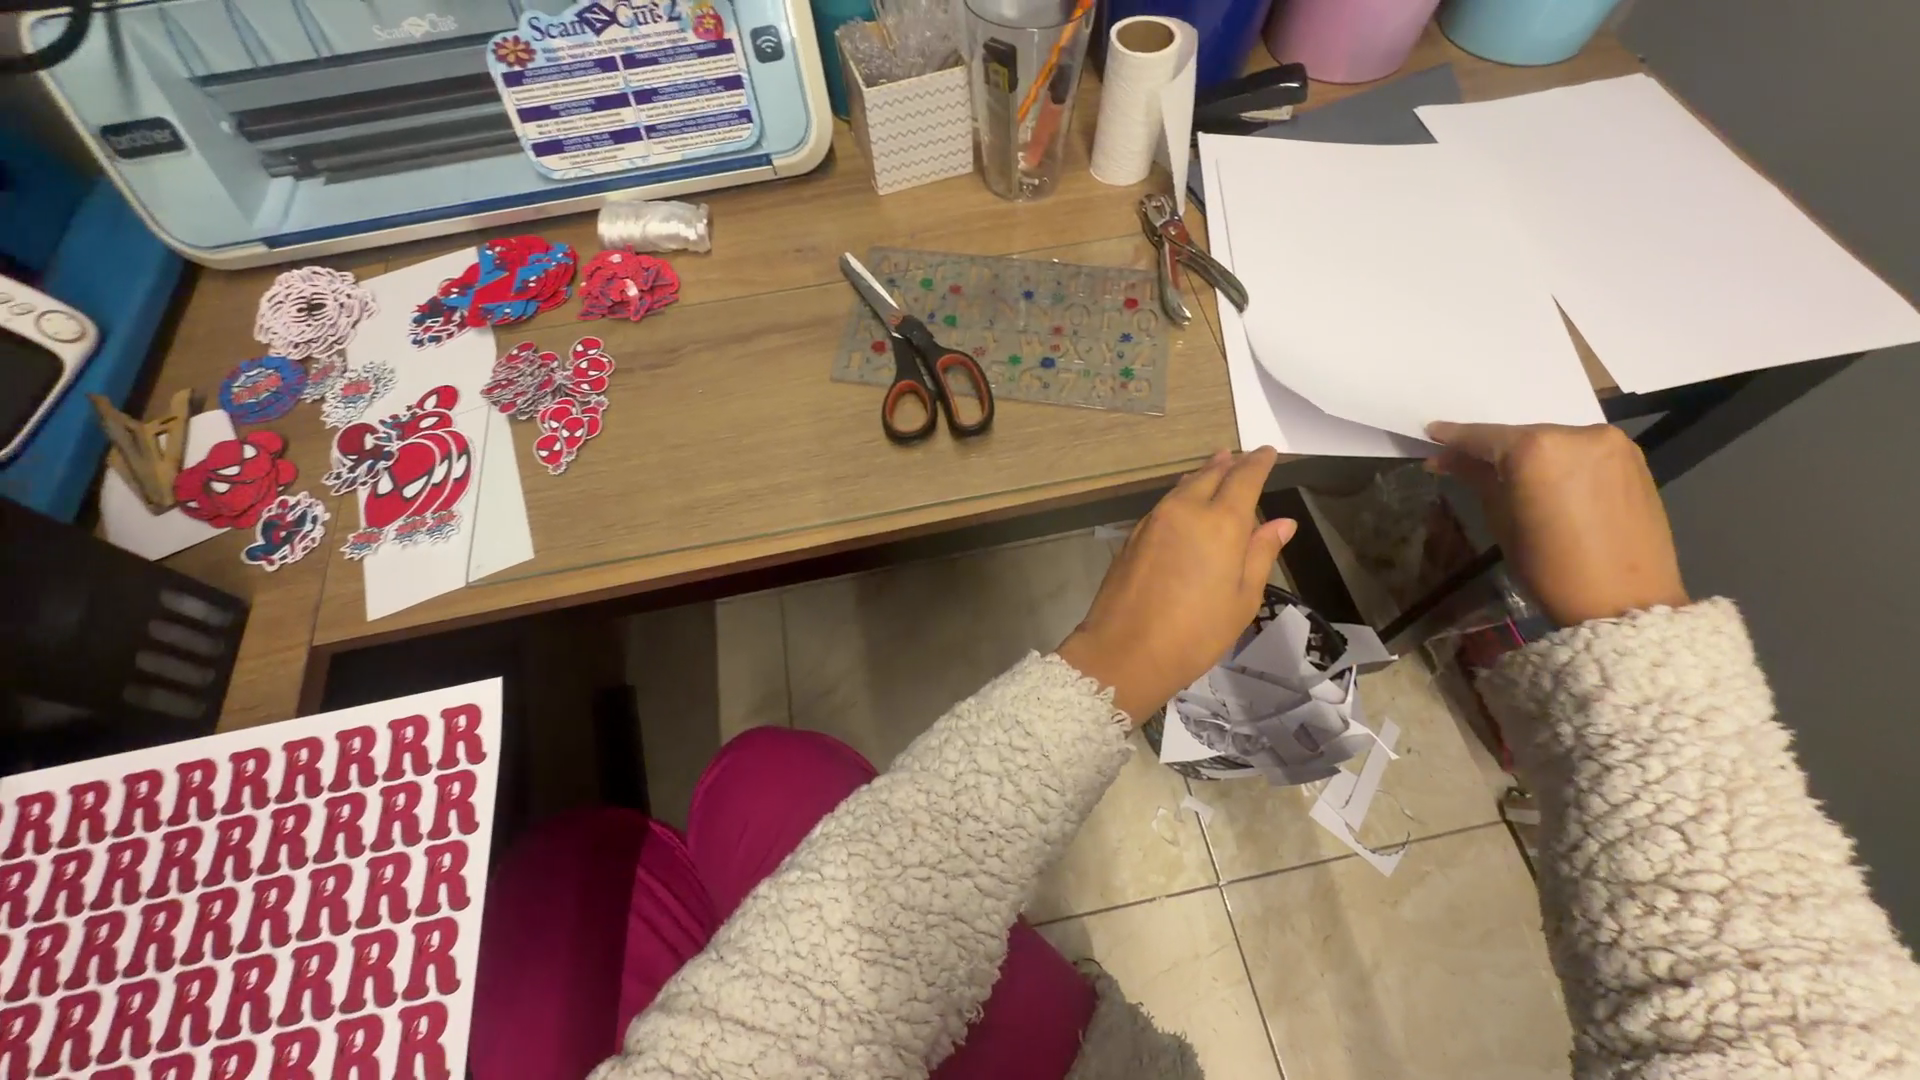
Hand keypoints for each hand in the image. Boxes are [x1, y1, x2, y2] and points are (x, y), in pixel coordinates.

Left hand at [1057, 448, 1296, 721]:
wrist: (1125, 651)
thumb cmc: (1196, 632)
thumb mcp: (1242, 599)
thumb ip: (1260, 554)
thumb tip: (1280, 522)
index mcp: (1221, 522)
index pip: (1244, 478)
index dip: (1259, 463)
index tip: (1268, 452)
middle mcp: (1185, 510)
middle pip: (1209, 475)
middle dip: (1228, 464)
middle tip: (1241, 457)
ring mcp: (1153, 521)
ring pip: (1183, 487)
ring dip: (1202, 475)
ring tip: (1215, 468)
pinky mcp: (1133, 537)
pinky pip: (1165, 504)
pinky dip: (1181, 495)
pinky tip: (1185, 503)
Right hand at [1426, 421, 1687, 626]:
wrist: (1621, 599)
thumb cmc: (1547, 566)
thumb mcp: (1500, 520)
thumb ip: (1476, 478)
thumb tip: (1445, 458)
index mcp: (1536, 449)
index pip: (1484, 436)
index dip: (1454, 437)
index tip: (1432, 435)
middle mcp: (1576, 434)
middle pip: (1520, 435)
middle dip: (1494, 449)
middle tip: (1467, 463)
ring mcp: (1611, 444)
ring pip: (1553, 441)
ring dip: (1529, 454)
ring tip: (1509, 476)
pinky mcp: (1634, 458)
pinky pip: (1581, 451)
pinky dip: (1559, 461)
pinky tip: (1547, 481)